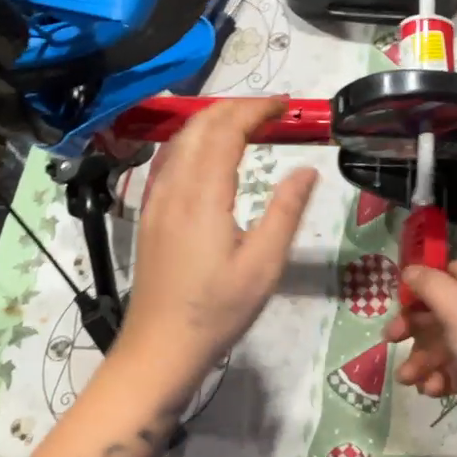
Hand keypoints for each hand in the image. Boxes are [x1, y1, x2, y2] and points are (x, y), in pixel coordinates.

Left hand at [115, 97, 316, 384]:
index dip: (256, 109)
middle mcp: (174, 187)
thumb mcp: (263, 266)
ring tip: (249, 125)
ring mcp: (156, 200)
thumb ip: (286, 211)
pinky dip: (196, 140)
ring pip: (181, 139)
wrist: (158, 350)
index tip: (286, 106)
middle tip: (273, 112)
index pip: (227, 130)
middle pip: (200, 125)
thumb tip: (307, 169)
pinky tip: (211, 155)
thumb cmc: (216, 311)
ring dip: (214, 121)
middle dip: (236, 108)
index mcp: (203, 194)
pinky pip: (171, 159)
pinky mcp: (149, 214)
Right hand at [384, 260, 456, 440]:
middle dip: (413, 325)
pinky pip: (454, 372)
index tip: (400, 296)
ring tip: (406, 379)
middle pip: (439, 311)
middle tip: (390, 338)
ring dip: (421, 360)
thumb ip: (431, 285)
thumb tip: (409, 269)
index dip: (424, 281)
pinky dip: (439, 379)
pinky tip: (431, 391)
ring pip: (443, 345)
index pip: (449, 272)